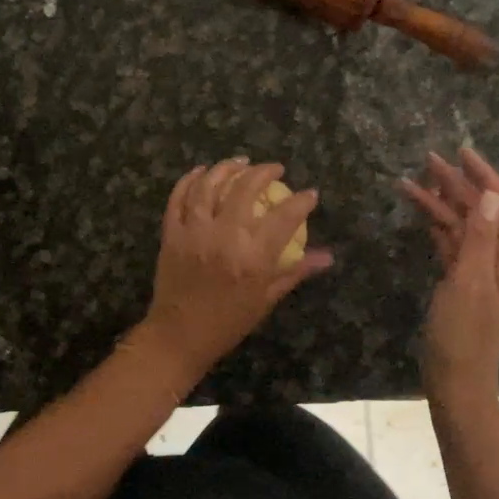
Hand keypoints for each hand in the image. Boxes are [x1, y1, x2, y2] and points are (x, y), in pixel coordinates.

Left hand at [139, 158, 331, 377]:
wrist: (180, 335)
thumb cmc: (229, 322)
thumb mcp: (267, 298)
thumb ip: (296, 271)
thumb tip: (328, 256)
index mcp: (253, 257)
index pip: (284, 217)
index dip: (301, 201)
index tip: (310, 194)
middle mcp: (225, 237)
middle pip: (245, 189)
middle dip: (263, 172)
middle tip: (274, 169)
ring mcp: (194, 232)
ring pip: (209, 186)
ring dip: (226, 168)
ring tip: (240, 162)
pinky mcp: (171, 233)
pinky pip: (178, 198)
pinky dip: (189, 181)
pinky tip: (201, 172)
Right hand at [399, 148, 498, 401]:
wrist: (454, 379)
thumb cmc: (464, 333)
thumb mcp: (469, 281)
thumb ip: (479, 236)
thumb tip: (490, 194)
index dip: (485, 176)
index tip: (461, 152)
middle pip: (481, 211)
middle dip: (456, 184)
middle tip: (427, 160)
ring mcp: (479, 270)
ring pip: (462, 225)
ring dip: (439, 202)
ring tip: (410, 182)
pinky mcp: (461, 280)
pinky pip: (450, 242)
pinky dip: (435, 224)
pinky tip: (417, 210)